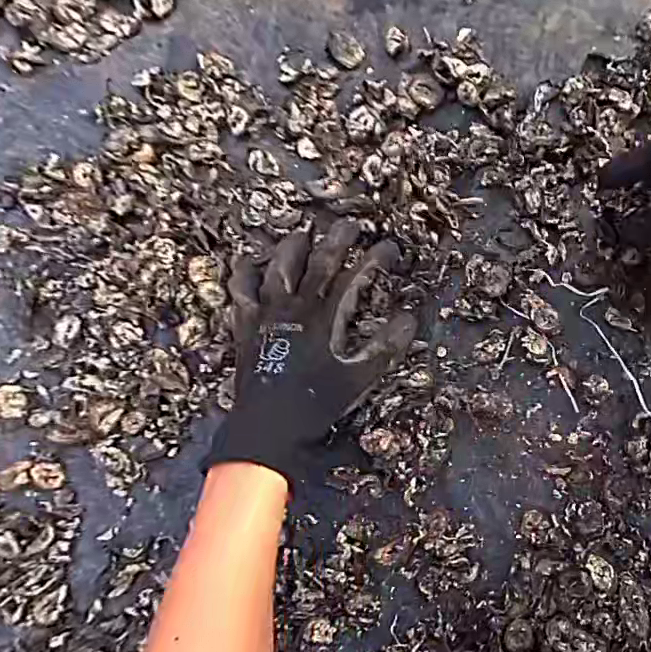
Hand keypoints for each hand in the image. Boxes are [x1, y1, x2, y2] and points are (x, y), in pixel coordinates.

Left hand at [207, 220, 417, 490]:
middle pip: (318, 263)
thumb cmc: (316, 404)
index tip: (390, 247)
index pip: (354, 277)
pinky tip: (249, 261)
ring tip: (302, 233)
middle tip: (351, 225)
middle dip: (337, 240)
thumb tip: (410, 318)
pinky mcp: (244, 325)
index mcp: (325, 318)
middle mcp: (295, 307)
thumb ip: (384, 348)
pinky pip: (240, 290)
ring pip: (278, 268)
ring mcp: (266, 313)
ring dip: (293, 247)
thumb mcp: (358, 379)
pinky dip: (244, 272)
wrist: (267, 426)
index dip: (374, 259)